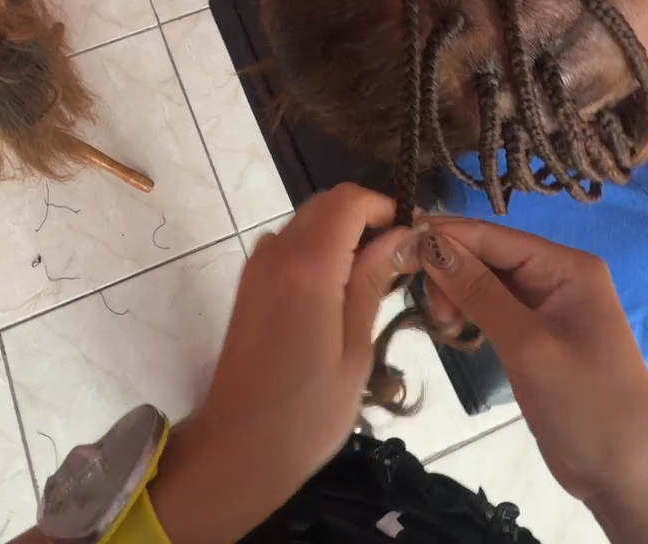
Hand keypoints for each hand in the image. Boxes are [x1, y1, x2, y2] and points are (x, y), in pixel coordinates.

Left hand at [149, 184, 414, 543]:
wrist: (239, 446)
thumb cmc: (308, 411)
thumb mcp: (356, 349)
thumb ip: (373, 281)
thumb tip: (400, 236)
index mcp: (307, 265)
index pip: (348, 201)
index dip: (382, 207)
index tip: (409, 237)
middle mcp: (276, 251)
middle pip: (325, 203)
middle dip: (364, 216)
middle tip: (396, 258)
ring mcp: (257, 263)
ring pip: (306, 219)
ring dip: (340, 230)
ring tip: (371, 276)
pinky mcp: (249, 280)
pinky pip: (289, 242)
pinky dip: (317, 246)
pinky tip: (335, 288)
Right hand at [414, 220, 647, 504]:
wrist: (630, 480)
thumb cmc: (587, 405)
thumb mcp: (527, 344)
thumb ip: (476, 289)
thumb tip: (425, 240)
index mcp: (564, 265)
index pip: (490, 234)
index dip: (442, 237)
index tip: (395, 251)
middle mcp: (554, 274)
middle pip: (483, 253)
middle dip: (448, 272)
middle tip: (430, 311)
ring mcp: (544, 304)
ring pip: (480, 278)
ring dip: (454, 294)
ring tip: (445, 328)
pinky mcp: (532, 331)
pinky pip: (488, 304)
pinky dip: (466, 312)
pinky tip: (455, 331)